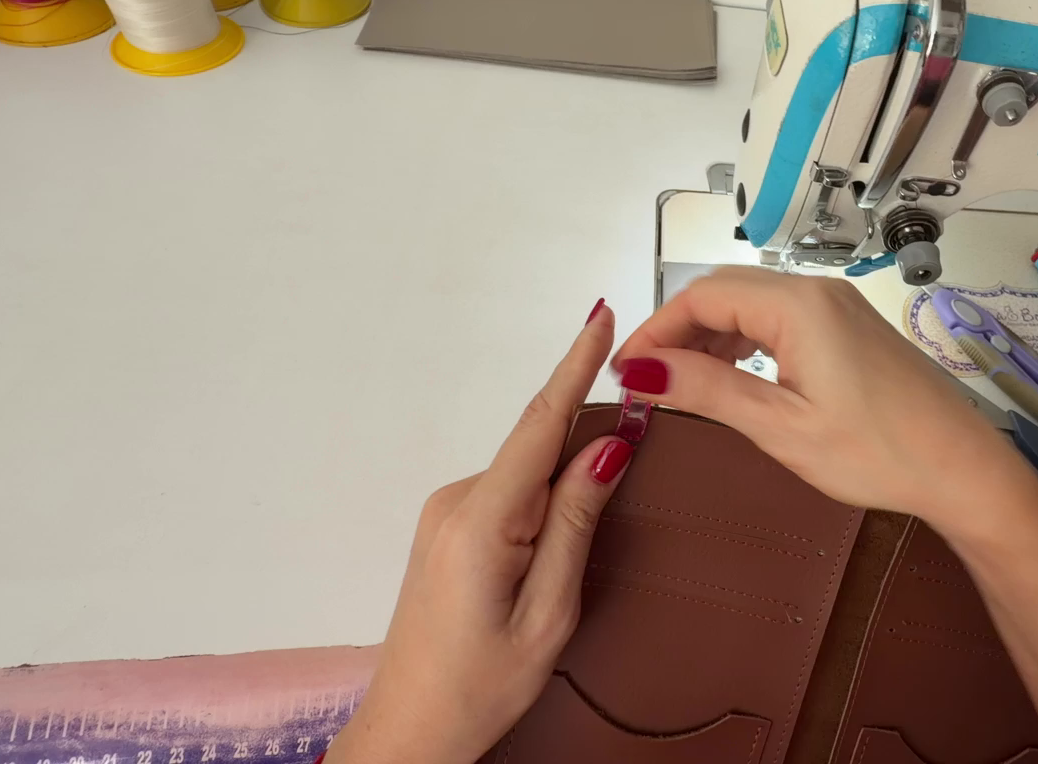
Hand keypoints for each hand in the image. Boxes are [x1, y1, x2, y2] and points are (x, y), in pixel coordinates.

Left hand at [327, 303, 631, 763]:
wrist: (408, 734)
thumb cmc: (484, 684)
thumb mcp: (550, 612)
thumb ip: (576, 520)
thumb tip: (611, 444)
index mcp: (485, 518)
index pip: (541, 422)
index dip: (575, 364)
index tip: (601, 315)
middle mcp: (459, 498)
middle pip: (540, 446)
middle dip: (588, 441)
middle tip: (628, 458)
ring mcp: (448, 508)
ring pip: (528, 470)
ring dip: (565, 479)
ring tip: (570, 550)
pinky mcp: (450, 522)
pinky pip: (512, 488)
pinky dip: (544, 493)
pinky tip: (549, 544)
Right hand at [611, 268, 1035, 530]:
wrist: (964, 466)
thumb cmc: (875, 453)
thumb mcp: (782, 427)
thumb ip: (709, 390)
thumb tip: (640, 370)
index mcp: (797, 304)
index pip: (702, 296)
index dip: (656, 329)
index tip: (624, 372)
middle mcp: (816, 288)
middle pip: (726, 292)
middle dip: (679, 330)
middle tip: (648, 381)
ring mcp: (837, 302)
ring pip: (753, 303)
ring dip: (711, 335)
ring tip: (683, 383)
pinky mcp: (849, 322)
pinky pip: (781, 317)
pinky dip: (746, 340)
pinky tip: (735, 373)